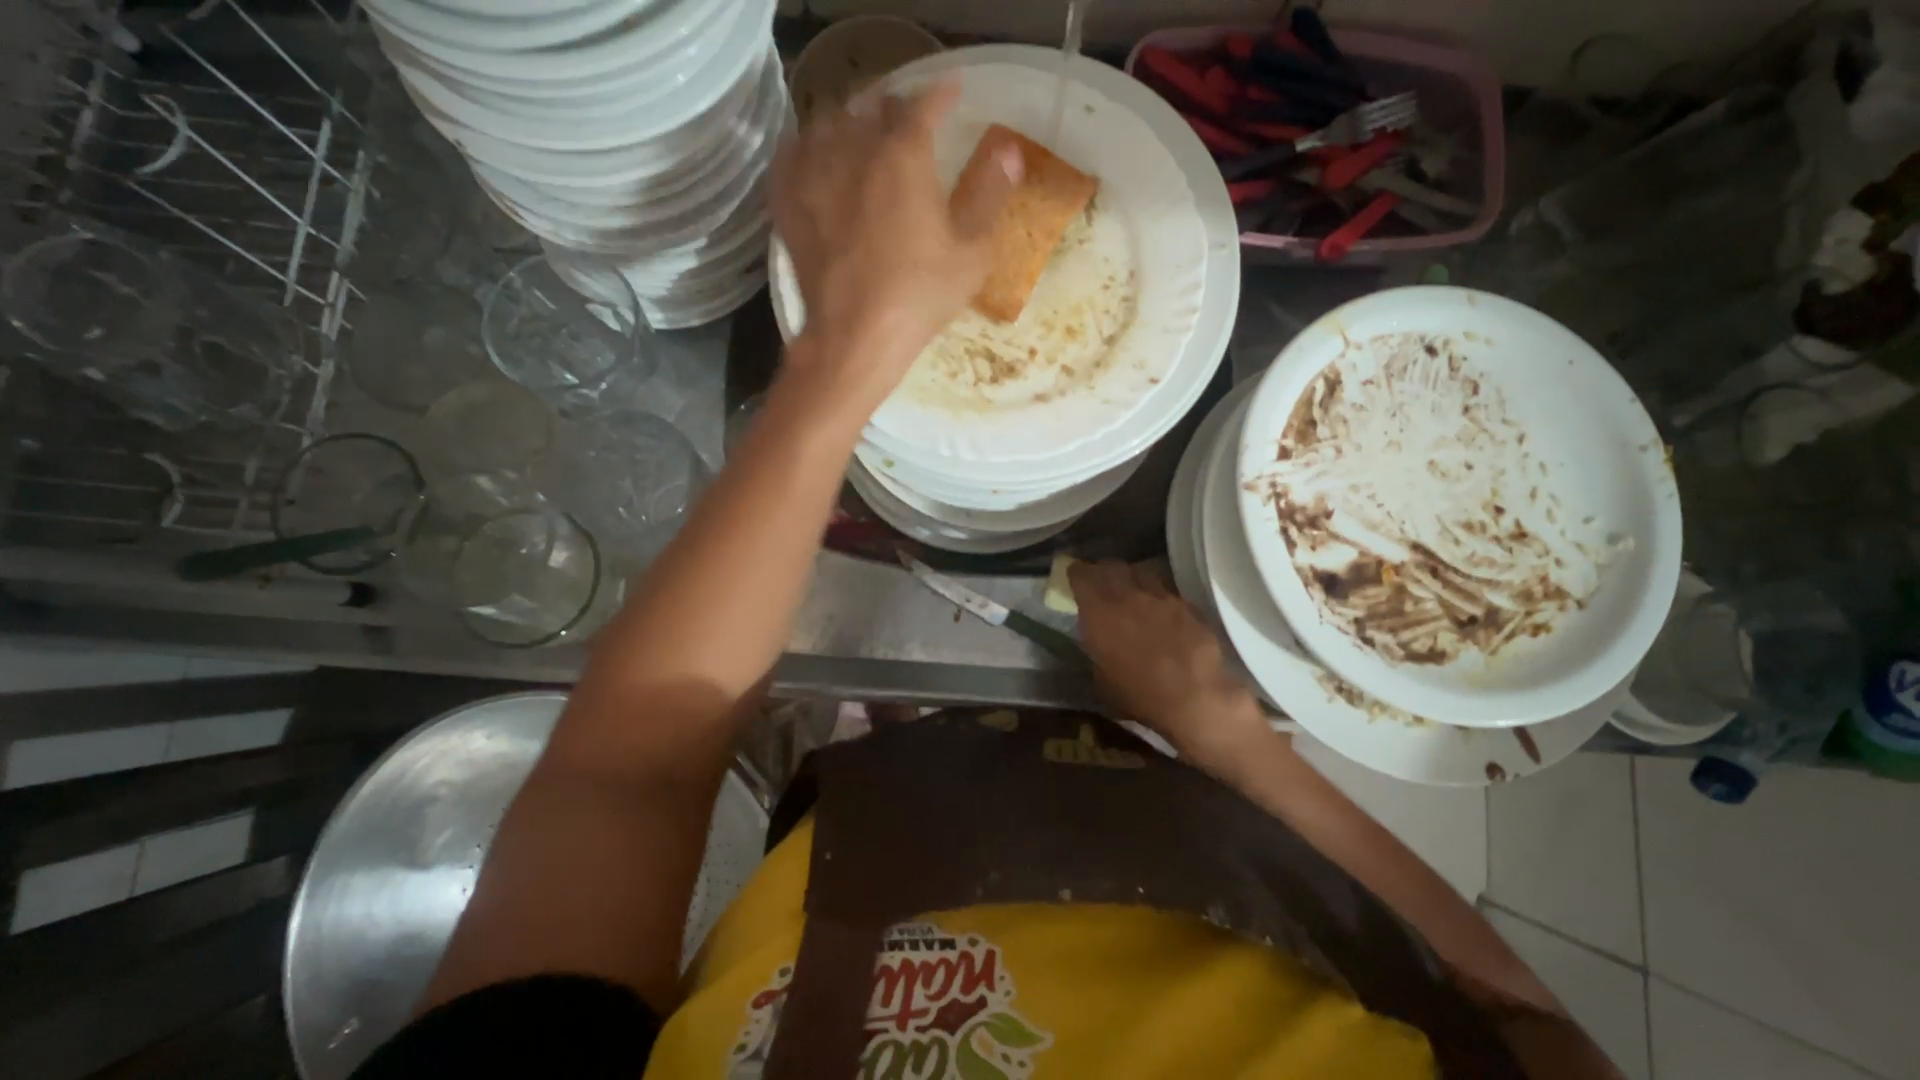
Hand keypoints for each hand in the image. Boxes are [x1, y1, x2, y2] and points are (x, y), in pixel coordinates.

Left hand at [771, 78, 1021, 404]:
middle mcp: (854, 151)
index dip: (941, 94)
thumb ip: (989, 196)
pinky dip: (807, 147)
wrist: (854, 336)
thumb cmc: (920, 295)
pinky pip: (792, 156)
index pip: (922, 106)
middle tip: (906, 117)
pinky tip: (815, 157)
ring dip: (848, 121)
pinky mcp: (789, 203)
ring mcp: (814, 174)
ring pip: (828, 123)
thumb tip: (1009, 152)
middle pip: (871, 108)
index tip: (952, 90)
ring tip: (859, 131)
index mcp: (904, 157)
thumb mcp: (972, 252)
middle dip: (892, 106)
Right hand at [1070, 560, 1275, 771]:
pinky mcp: (1188, 606)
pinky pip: (1168, 592)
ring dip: (1133, 578)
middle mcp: (1128, 596)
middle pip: (1112, 567)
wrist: (1194, 698)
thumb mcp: (1102, 681)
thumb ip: (1097, 652)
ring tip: (1133, 590)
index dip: (1076, 573)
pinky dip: (1160, 596)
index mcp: (1099, 614)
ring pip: (1142, 572)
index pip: (1081, 576)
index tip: (1074, 575)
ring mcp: (1161, 597)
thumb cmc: (1140, 696)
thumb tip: (1099, 643)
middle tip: (1101, 579)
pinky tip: (1162, 612)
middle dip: (1103, 570)